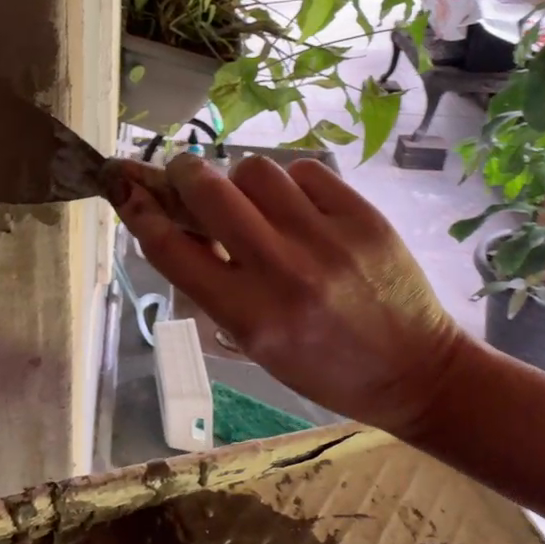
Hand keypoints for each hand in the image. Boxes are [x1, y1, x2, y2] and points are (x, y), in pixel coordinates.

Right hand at [104, 152, 472, 435]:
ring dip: (242, 181)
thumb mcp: (250, 337)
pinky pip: (304, 171)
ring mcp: (327, 241)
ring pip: (253, 170)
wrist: (419, 373)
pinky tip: (302, 209)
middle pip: (206, 190)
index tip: (125, 189)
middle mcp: (282, 274)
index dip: (138, 210)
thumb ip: (207, 278)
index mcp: (247, 314)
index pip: (169, 247)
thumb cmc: (319, 363)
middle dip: (183, 173)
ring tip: (258, 203)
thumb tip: (166, 214)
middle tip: (187, 177)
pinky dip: (292, 183)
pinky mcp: (364, 218)